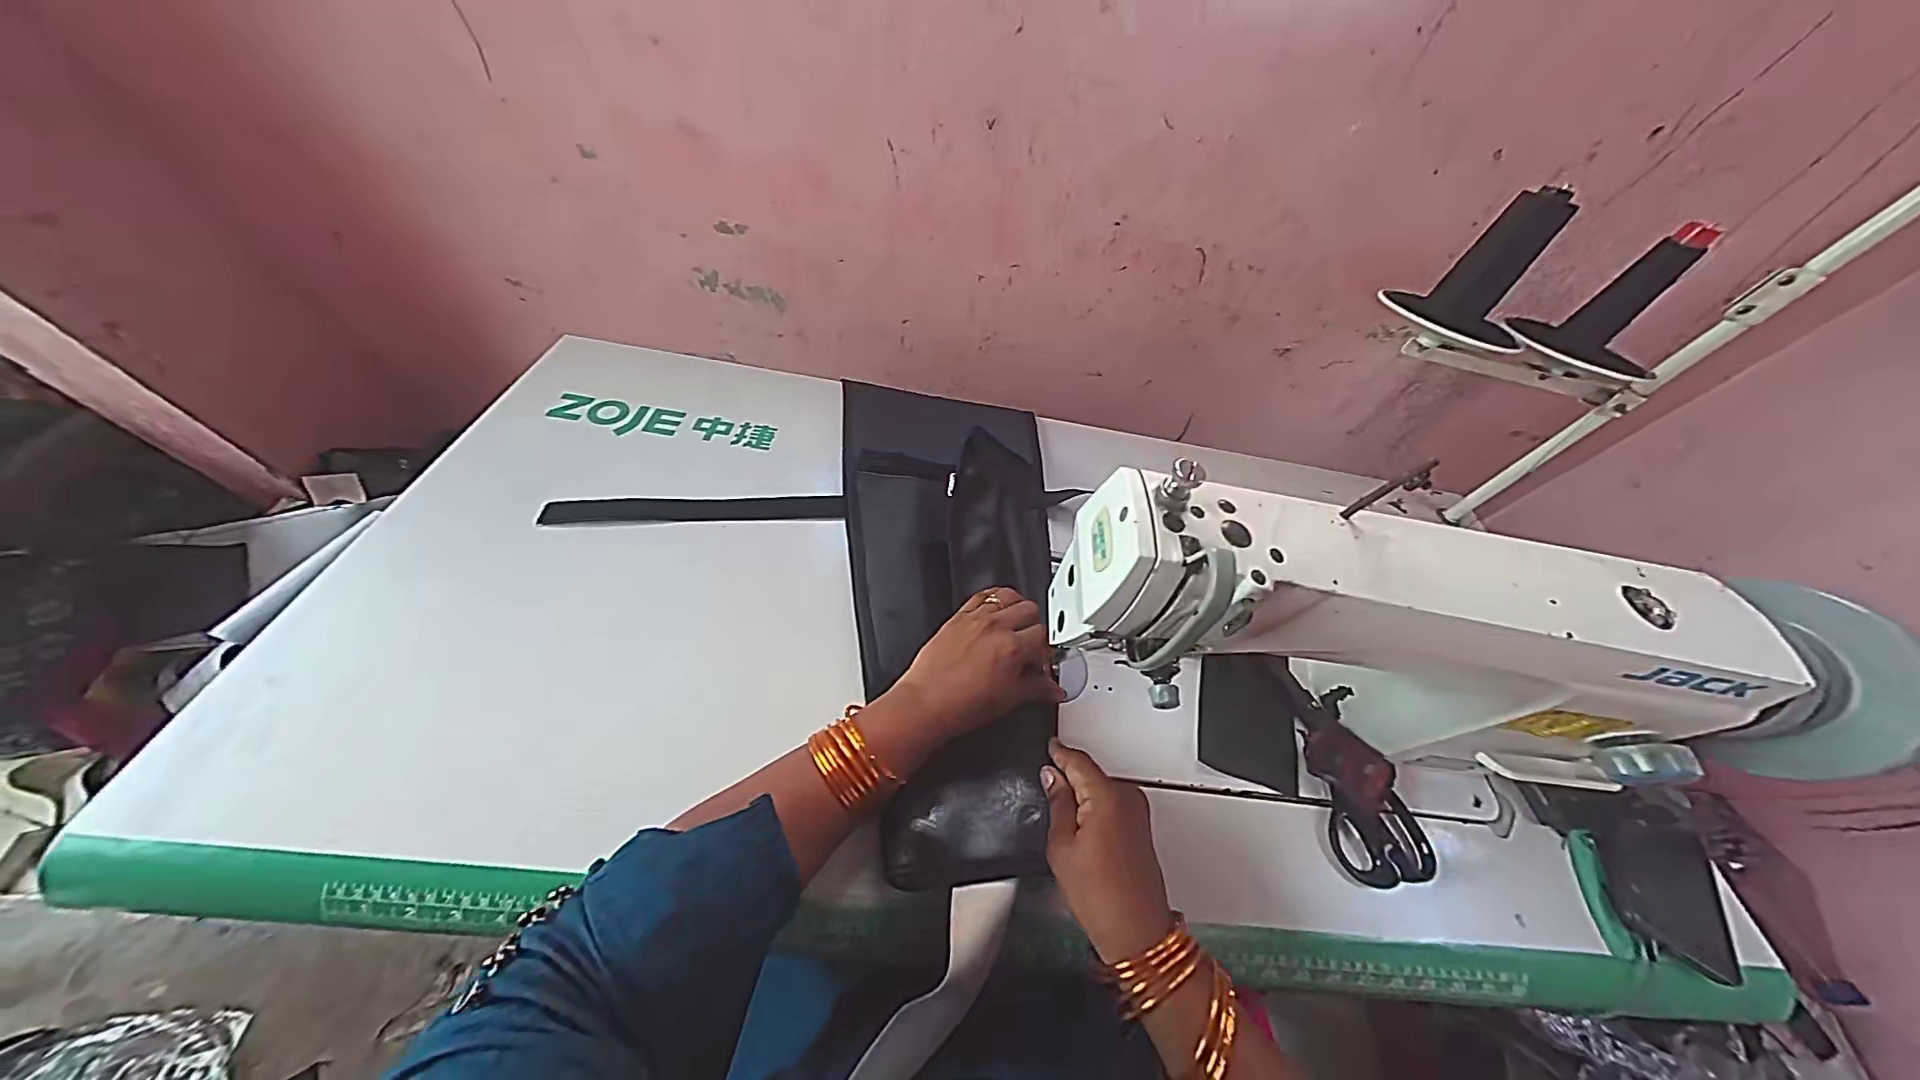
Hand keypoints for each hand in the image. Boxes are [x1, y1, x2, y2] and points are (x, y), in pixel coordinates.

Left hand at [881, 587, 1063, 739]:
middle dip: (1034, 626)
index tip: (1040, 659)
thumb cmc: (961, 705)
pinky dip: (993, 599)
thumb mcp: (1009, 700)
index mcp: (1012, 647)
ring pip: (1008, 596)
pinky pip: (982, 595)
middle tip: (1029, 644)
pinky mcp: (958, 616)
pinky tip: (994, 612)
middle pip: (1030, 609)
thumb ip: (1036, 688)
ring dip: (1016, 609)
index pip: (1043, 635)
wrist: (926, 703)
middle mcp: (995, 627)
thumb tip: (1052, 688)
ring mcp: (976, 618)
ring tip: (1014, 626)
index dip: (1045, 649)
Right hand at [1042, 738, 1175, 961]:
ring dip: (1084, 791)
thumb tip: (1052, 778)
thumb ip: (1057, 803)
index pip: (1078, 761)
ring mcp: (1138, 811)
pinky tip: (1083, 825)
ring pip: (1102, 787)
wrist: (1136, 931)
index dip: (1059, 752)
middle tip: (1048, 784)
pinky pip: (1113, 802)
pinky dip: (1097, 804)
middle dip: (1070, 775)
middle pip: (1092, 773)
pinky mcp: (1142, 825)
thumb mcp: (1061, 846)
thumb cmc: (1101, 896)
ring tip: (1063, 814)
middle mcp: (1128, 798)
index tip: (1050, 746)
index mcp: (1106, 797)